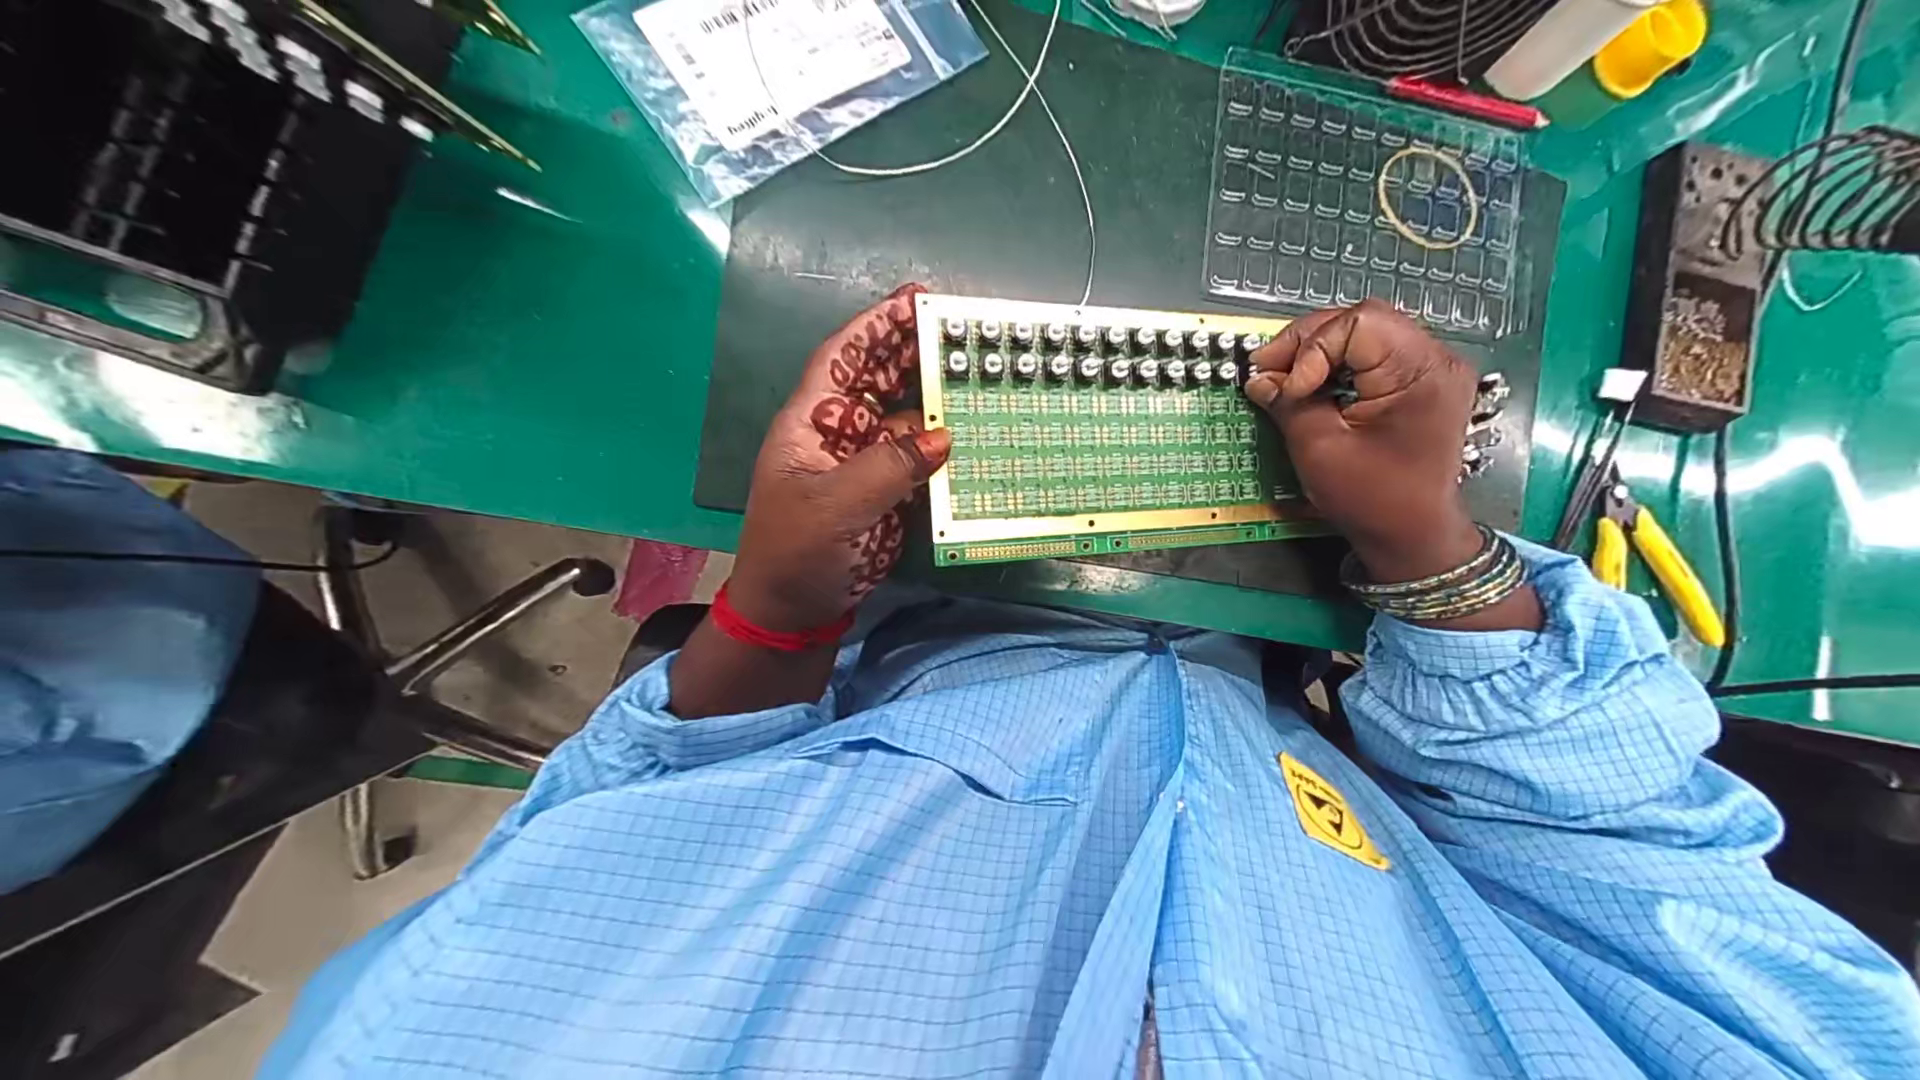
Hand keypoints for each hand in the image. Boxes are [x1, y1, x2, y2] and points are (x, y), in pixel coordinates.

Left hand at [727, 283, 950, 631]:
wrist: (794, 610)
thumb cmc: (796, 553)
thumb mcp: (835, 507)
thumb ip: (889, 468)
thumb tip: (943, 437)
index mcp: (811, 424)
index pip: (842, 359)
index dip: (875, 327)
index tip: (914, 300)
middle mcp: (840, 434)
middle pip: (877, 379)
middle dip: (911, 352)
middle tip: (958, 332)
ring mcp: (865, 463)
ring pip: (903, 416)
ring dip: (934, 397)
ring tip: (973, 375)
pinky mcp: (886, 492)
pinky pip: (917, 457)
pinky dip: (942, 445)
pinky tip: (969, 432)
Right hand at [1243, 299, 1481, 583]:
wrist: (1411, 534)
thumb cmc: (1372, 498)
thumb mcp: (1320, 450)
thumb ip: (1289, 404)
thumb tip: (1260, 379)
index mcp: (1421, 372)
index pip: (1357, 323)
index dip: (1310, 349)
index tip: (1285, 388)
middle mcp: (1434, 360)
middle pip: (1360, 320)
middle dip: (1305, 343)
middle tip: (1265, 371)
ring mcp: (1427, 371)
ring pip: (1361, 334)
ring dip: (1314, 352)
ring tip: (1280, 379)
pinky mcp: (1414, 385)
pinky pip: (1367, 357)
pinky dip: (1331, 365)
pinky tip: (1306, 386)